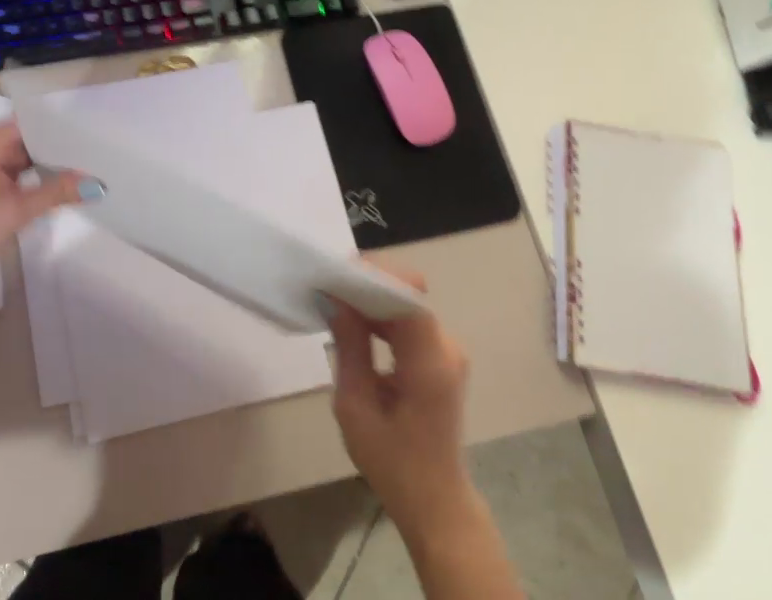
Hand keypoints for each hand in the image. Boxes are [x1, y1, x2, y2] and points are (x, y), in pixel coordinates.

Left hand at [0, 122, 86, 295]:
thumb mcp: (17, 211)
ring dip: (52, 161)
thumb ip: (57, 192)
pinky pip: (21, 169)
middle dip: (60, 145)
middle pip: (29, 137)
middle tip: (100, 148)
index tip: (93, 130)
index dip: (60, 126)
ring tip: (91, 162)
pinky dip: (40, 174)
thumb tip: (97, 183)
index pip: (30, 123)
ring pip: (27, 154)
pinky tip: (67, 179)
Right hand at [327, 266, 472, 546]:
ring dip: (370, 299)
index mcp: (430, 363)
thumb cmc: (392, 460)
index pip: (407, 300)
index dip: (372, 279)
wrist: (433, 497)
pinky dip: (380, 317)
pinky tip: (351, 321)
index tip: (334, 274)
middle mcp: (446, 349)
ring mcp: (446, 352)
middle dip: (366, 285)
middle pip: (407, 297)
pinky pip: (407, 323)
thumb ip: (350, 349)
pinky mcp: (439, 358)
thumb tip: (338, 302)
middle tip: (325, 286)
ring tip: (330, 299)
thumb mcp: (356, 406)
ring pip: (406, 306)